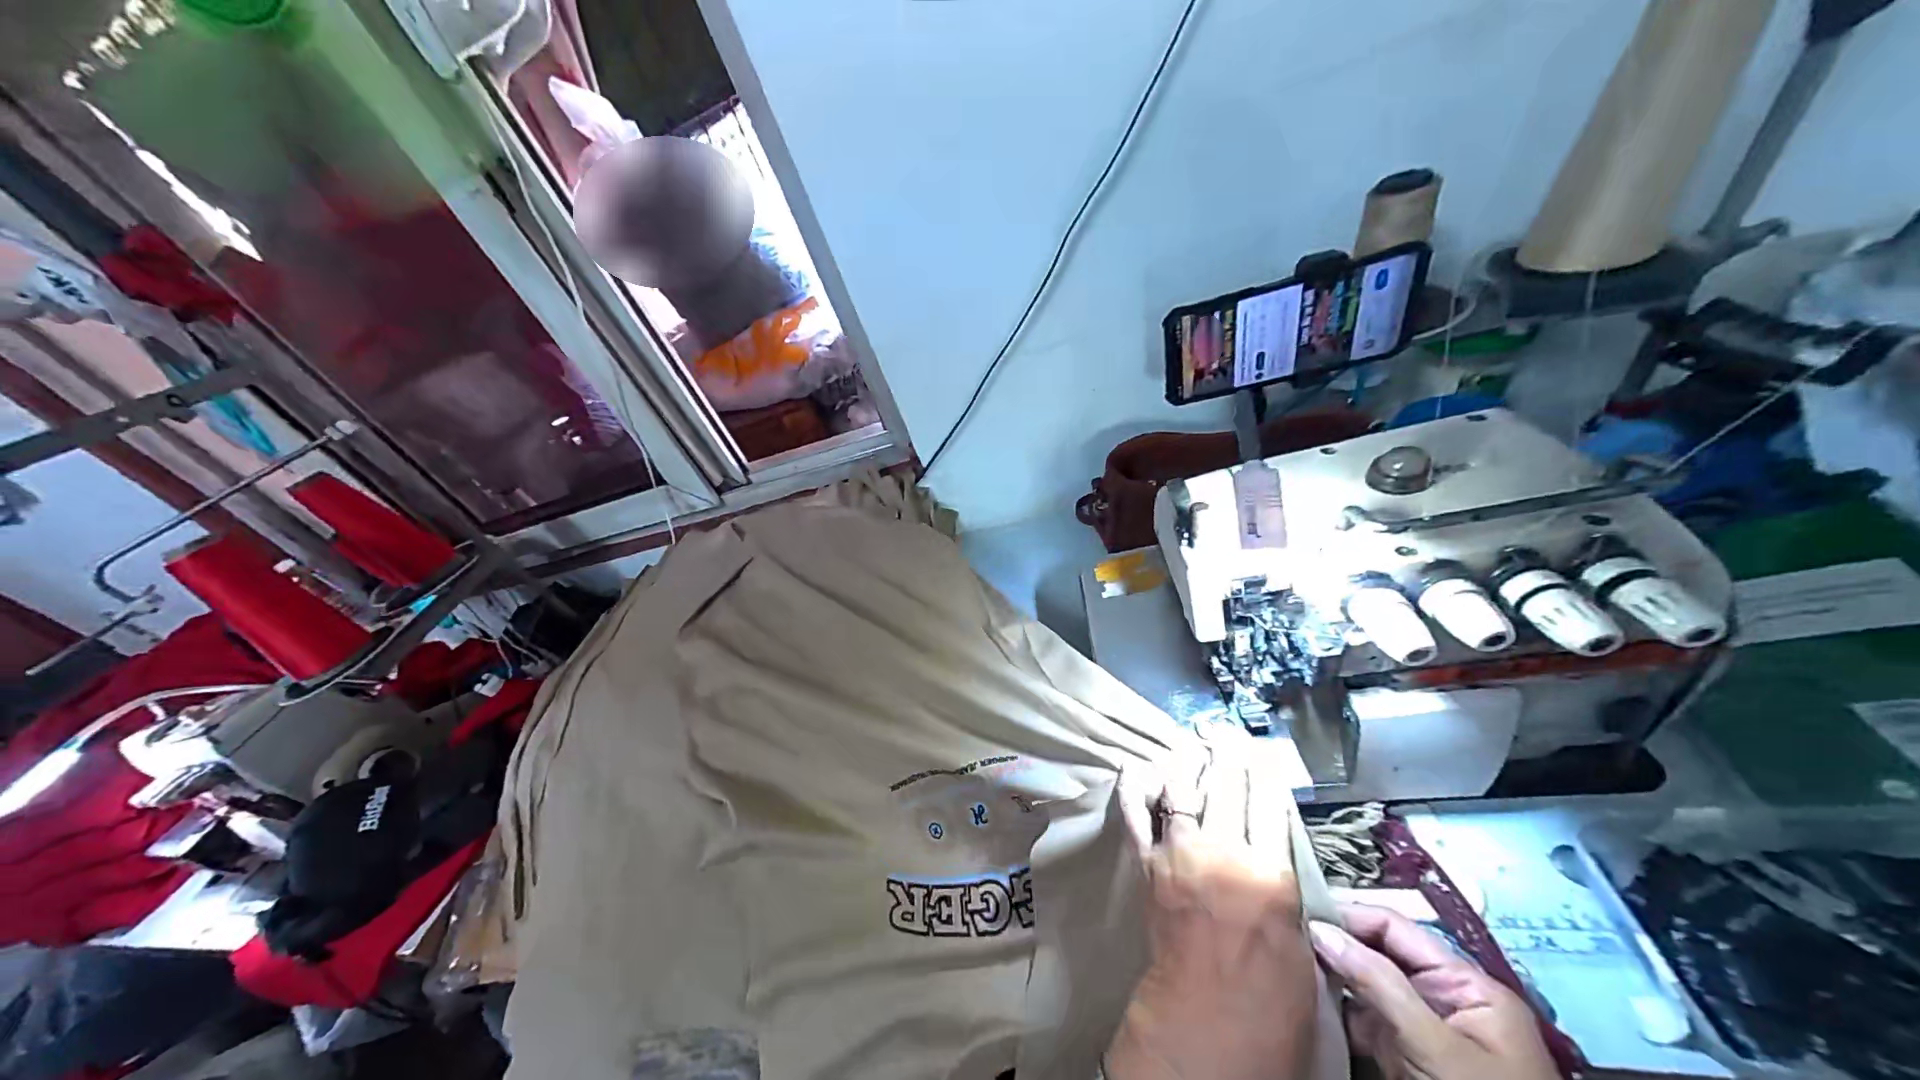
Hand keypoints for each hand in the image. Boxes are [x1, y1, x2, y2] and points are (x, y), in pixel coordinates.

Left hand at [1105, 726, 1317, 1079]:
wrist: (1205, 1026)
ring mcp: (1179, 854)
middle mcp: (1223, 851)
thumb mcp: (1299, 939)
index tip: (1260, 751)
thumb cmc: (1269, 1000)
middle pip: (1224, 785)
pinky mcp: (1147, 866)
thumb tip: (1270, 851)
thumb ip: (1282, 883)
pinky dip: (1133, 791)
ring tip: (1192, 746)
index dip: (1264, 770)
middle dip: (1226, 755)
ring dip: (1187, 765)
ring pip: (1181, 790)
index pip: (1268, 802)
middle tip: (1224, 736)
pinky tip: (1135, 769)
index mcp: (1268, 871)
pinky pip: (1136, 818)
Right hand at [1308, 903, 1557, 1079]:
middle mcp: (1442, 997)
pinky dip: (1334, 1009)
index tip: (1300, 912)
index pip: (1396, 929)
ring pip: (1365, 985)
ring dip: (1330, 975)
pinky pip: (1361, 1018)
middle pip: (1378, 953)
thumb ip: (1380, 983)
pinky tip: (1306, 998)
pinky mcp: (1402, 1056)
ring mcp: (1421, 1029)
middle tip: (1287, 935)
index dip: (1349, 915)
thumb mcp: (1436, 1044)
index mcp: (1467, 984)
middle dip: (1336, 944)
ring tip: (1290, 962)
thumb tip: (1320, 929)